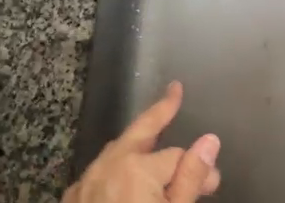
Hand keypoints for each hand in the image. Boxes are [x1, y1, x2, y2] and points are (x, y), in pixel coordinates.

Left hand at [64, 81, 220, 202]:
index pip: (178, 157)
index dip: (198, 167)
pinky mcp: (71, 202)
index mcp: (136, 168)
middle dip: (159, 111)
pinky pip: (96, 173)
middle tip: (174, 92)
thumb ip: (190, 178)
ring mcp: (85, 185)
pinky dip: (112, 166)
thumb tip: (209, 140)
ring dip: (136, 142)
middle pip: (140, 132)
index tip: (213, 184)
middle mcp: (107, 167)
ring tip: (152, 133)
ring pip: (115, 151)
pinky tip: (118, 170)